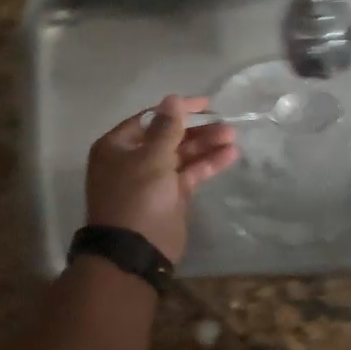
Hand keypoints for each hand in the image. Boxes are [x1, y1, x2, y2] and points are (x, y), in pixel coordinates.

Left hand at [86, 95, 238, 262]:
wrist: (135, 251)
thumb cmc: (137, 197)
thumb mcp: (152, 158)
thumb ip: (167, 128)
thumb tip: (173, 98)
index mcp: (117, 147)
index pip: (150, 119)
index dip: (177, 110)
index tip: (205, 104)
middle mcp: (132, 160)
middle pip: (168, 137)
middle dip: (196, 130)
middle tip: (225, 124)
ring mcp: (151, 180)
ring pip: (181, 156)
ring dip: (205, 146)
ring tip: (233, 137)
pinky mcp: (169, 198)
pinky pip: (188, 175)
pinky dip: (207, 165)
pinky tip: (229, 155)